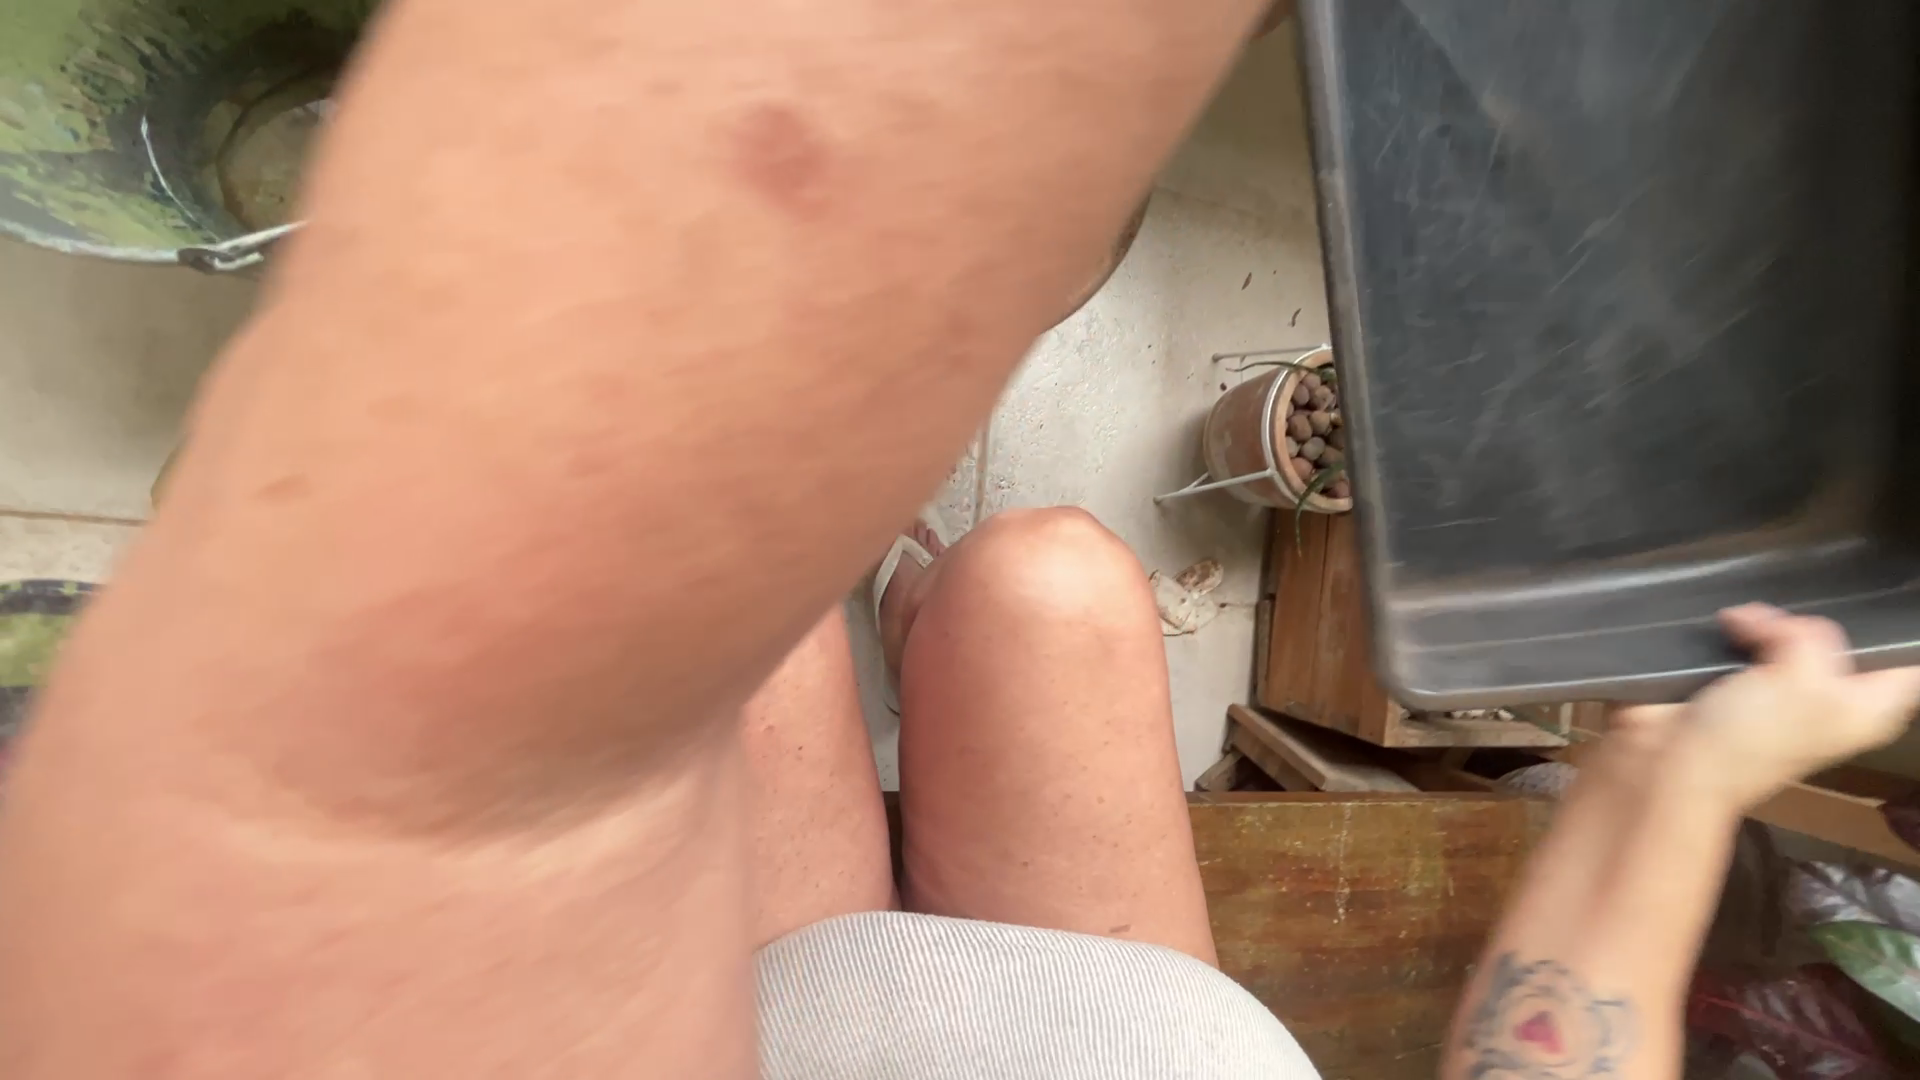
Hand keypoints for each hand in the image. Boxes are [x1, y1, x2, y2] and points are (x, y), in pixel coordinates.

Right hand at [1612, 604, 1919, 811]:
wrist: (1668, 760)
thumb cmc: (1748, 733)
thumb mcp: (1802, 683)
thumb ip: (1803, 636)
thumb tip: (1755, 618)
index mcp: (1867, 707)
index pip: (1901, 661)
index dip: (1880, 635)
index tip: (1851, 610)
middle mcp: (1824, 696)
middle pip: (1831, 640)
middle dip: (1804, 620)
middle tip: (1777, 617)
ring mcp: (1769, 690)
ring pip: (1778, 639)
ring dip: (1755, 624)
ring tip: (1733, 622)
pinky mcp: (1719, 683)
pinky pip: (1730, 647)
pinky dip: (1719, 634)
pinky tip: (1711, 629)